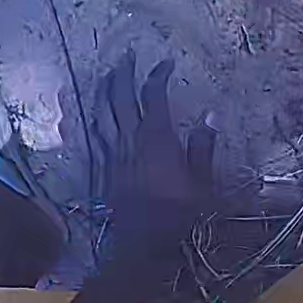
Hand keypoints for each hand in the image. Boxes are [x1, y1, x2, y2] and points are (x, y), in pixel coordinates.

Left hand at [91, 52, 216, 269]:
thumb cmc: (177, 215)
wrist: (142, 244)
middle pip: (121, 98)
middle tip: (127, 58)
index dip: (158, 76)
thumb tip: (208, 118)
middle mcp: (130, 141)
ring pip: (103, 114)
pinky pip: (96, 136)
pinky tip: (95, 114)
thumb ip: (202, 149)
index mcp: (156, 140)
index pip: (153, 97)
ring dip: (104, 91)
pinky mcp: (103, 168)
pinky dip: (95, 119)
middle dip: (123, 74)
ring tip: (107, 76)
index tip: (166, 64)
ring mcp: (113, 154)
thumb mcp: (202, 184)